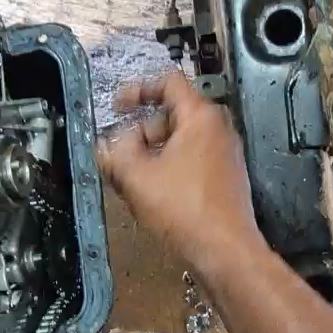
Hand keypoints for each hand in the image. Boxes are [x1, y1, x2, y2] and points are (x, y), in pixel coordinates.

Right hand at [97, 71, 264, 278]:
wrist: (225, 250)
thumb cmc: (186, 211)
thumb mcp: (137, 176)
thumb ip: (116, 152)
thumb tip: (107, 144)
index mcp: (201, 117)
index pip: (169, 82)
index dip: (138, 89)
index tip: (119, 106)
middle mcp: (218, 130)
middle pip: (172, 115)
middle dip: (141, 131)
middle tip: (120, 151)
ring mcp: (224, 155)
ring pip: (180, 142)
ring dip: (152, 153)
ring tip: (130, 177)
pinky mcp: (224, 179)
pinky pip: (191, 162)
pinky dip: (169, 169)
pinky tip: (152, 193)